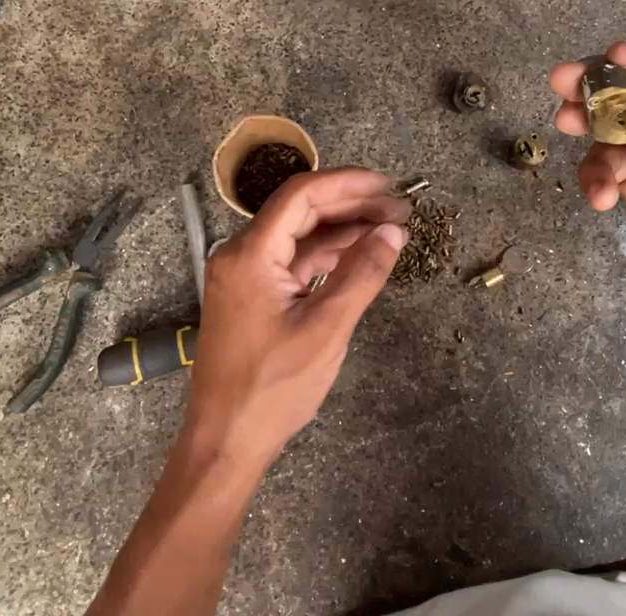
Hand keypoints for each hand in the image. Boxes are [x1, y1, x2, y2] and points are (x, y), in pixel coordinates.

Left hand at [183, 168, 409, 469]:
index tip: (388, 187)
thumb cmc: (272, 388)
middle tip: (400, 210)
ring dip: (343, 230)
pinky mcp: (254, 296)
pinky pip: (294, 261)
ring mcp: (246, 275)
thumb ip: (361, 274)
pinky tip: (361, 256)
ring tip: (390, 230)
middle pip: (301, 211)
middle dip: (352, 205)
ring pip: (300, 236)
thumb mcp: (326, 328)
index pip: (302, 195)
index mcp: (250, 253)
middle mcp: (241, 254)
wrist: (225, 442)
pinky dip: (328, 256)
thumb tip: (393, 233)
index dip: (348, 184)